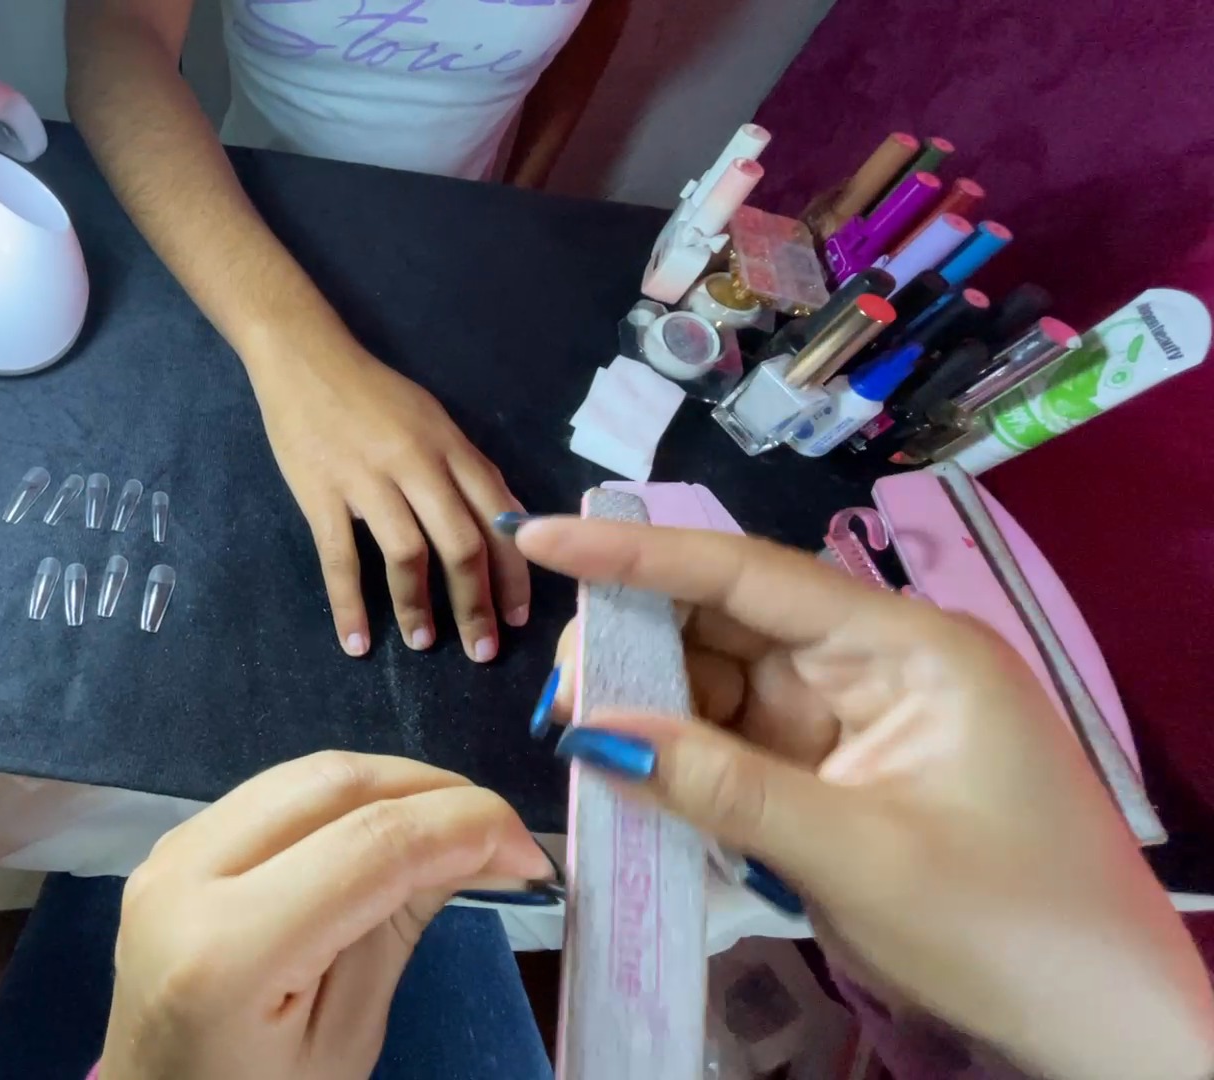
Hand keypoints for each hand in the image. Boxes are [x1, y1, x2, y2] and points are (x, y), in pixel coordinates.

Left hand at [101, 752, 551, 1079]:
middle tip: (497, 827)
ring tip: (453, 819)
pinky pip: (275, 791)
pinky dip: (343, 795)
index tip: (528, 850)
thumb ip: (401, 923)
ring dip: (390, 782)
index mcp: (226, 951)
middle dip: (430, 789)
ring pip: (303, 772)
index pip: (366, 848)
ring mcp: (173, 846)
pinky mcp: (178, 838)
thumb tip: (483, 846)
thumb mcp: (345, 1038)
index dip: (462, 829)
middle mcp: (187, 873)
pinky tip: (386, 819)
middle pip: (331, 784)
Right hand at [247, 331, 528, 660]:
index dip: (514, 573)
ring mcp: (367, 479)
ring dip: (417, 608)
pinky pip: (340, 559)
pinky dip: (349, 606)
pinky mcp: (321, 494)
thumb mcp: (432, 419)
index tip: (517, 617)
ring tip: (423, 643)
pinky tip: (356, 641)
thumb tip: (501, 523)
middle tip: (482, 650)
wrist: (306, 359)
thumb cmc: (373, 393)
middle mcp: (417, 464)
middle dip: (477, 605)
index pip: (499, 517)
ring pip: (407, 555)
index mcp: (450, 446)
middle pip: (462, 544)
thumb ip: (464, 470)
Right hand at [513, 517, 1213, 1079]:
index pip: (741, 572)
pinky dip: (654, 740)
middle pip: (705, 615)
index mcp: (899, 646)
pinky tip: (619, 757)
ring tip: (579, 733)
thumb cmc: (1017, 934)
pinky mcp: (795, 753)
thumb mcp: (862, 857)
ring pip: (693, 670)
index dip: (630, 551)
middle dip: (623, 640)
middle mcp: (852, 657)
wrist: (1102, 1041)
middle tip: (565, 695)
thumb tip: (591, 735)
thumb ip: (719, 786)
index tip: (538, 537)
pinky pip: (702, 726)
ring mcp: (821, 706)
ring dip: (631, 695)